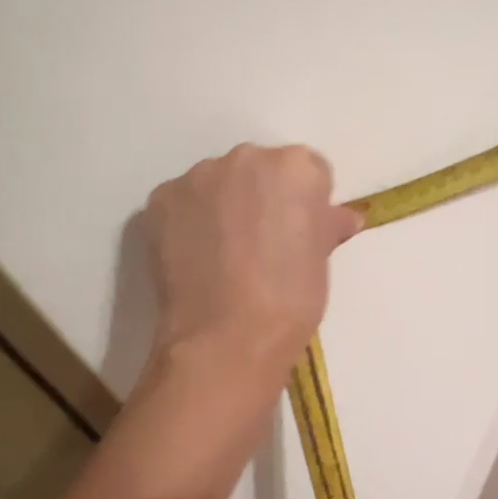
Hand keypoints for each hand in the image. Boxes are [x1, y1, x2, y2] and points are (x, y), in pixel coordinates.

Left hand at [145, 143, 362, 369]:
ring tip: (225, 256)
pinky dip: (188, 223)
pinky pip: (182, 204)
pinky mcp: (159, 201)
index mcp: (296, 168)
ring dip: (223, 207)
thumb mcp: (321, 262)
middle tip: (264, 245)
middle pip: (260, 169)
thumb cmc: (290, 301)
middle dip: (263, 197)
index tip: (301, 234)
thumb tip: (338, 217)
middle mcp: (245, 158)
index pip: (309, 171)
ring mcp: (196, 178)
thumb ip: (327, 226)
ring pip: (217, 184)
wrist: (225, 339)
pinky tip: (195, 259)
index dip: (307, 204)